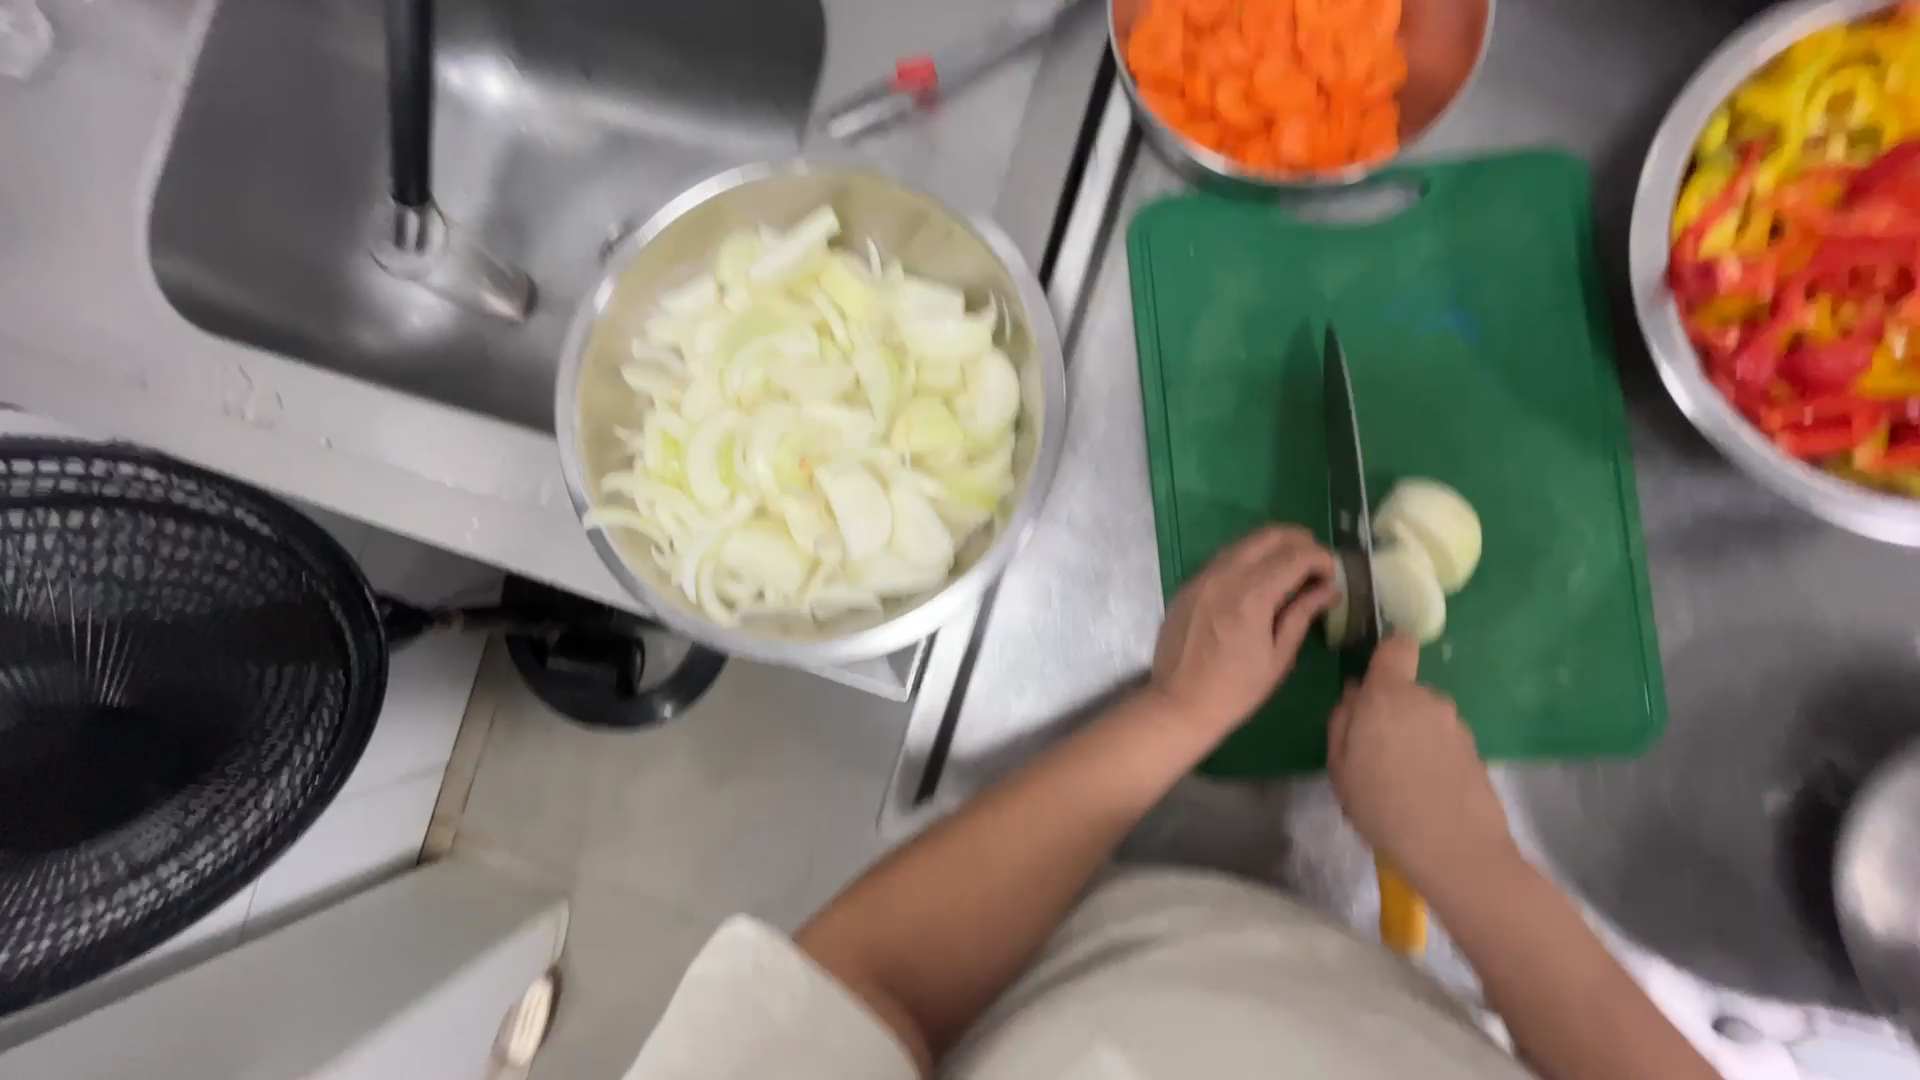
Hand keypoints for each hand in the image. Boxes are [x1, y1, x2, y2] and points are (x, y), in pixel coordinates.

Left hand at [1148, 526, 1335, 738]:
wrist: (1178, 703)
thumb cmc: (1235, 690)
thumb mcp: (1278, 657)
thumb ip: (1302, 614)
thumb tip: (1330, 589)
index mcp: (1250, 597)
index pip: (1296, 556)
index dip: (1322, 559)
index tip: (1334, 575)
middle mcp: (1223, 577)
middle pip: (1269, 535)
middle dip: (1300, 542)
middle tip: (1315, 564)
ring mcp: (1200, 578)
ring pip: (1243, 542)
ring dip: (1272, 546)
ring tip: (1291, 569)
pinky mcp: (1187, 585)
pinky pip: (1222, 558)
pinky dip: (1246, 558)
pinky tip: (1258, 580)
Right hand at [1327, 635, 1519, 895]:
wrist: (1457, 852)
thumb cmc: (1382, 805)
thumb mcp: (1339, 766)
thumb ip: (1342, 722)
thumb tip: (1355, 697)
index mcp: (1387, 696)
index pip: (1397, 648)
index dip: (1388, 649)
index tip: (1375, 671)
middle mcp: (1426, 701)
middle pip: (1404, 691)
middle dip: (1389, 711)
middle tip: (1373, 751)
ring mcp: (1455, 726)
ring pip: (1423, 717)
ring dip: (1410, 736)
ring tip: (1399, 778)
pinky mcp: (1476, 751)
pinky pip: (1441, 741)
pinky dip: (1431, 756)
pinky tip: (1424, 790)